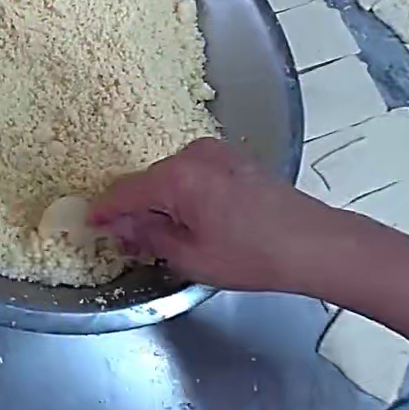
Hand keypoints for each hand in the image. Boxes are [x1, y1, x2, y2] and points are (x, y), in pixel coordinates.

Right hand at [88, 137, 346, 292]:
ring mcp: (214, 152)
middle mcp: (191, 154)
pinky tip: (194, 218)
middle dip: (134, 209)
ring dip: (160, 201)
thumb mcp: (192, 257)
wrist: (319, 244)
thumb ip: (147, 236)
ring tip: (165, 234)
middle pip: (146, 182)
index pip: (125, 192)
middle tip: (129, 240)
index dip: (104, 210)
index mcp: (176, 177)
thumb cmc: (255, 255)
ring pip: (169, 177)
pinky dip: (183, 192)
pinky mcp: (232, 156)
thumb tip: (119, 226)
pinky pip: (192, 172)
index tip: (89, 224)